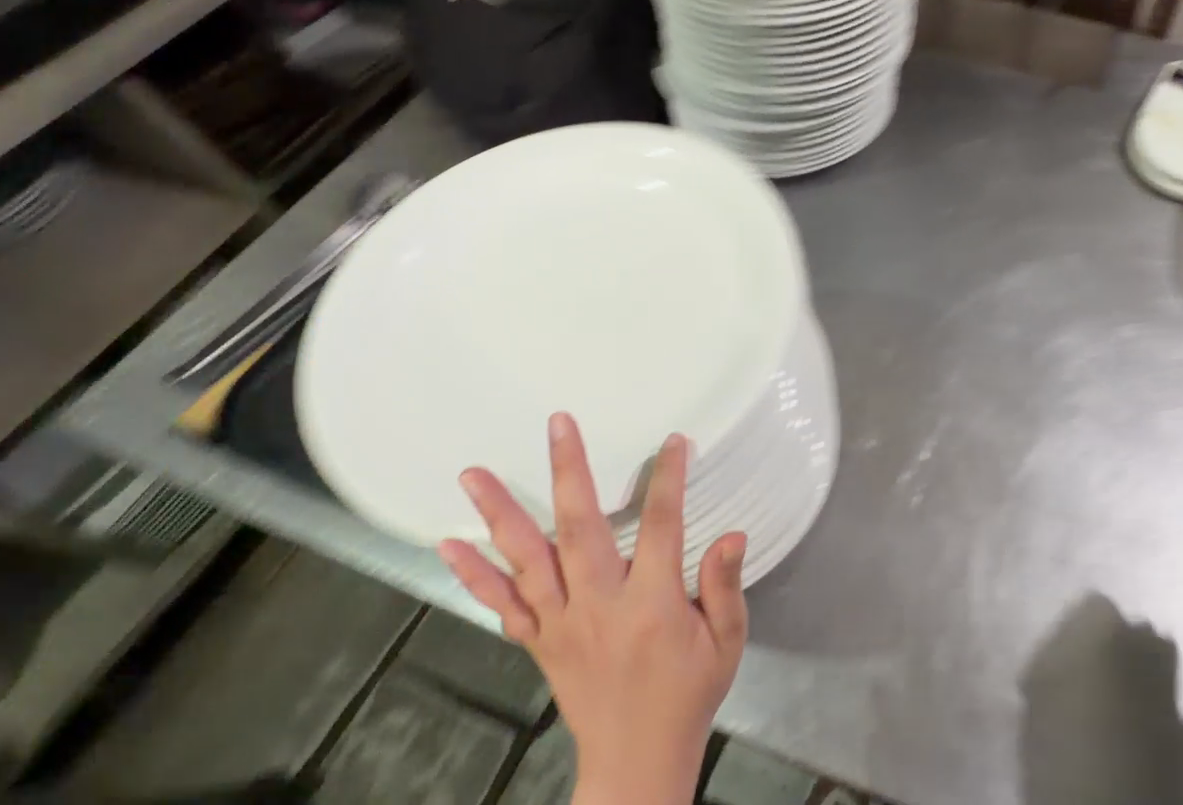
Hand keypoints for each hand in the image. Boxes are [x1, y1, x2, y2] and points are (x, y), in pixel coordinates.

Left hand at [439, 414, 748, 804]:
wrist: (637, 758)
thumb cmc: (689, 694)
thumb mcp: (727, 642)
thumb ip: (725, 586)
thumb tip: (733, 534)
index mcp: (652, 602)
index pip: (660, 525)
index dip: (668, 479)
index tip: (673, 441)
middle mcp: (599, 605)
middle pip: (579, 528)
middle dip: (569, 471)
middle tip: (558, 424)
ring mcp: (561, 623)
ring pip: (528, 561)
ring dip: (500, 514)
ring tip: (472, 473)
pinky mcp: (540, 641)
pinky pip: (503, 605)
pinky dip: (474, 576)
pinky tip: (449, 546)